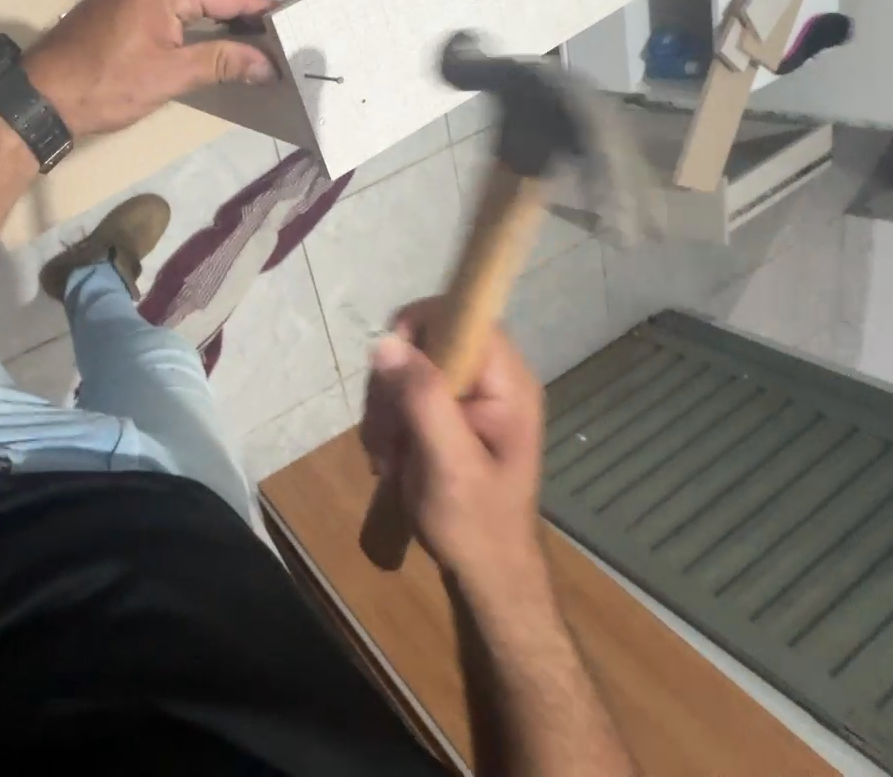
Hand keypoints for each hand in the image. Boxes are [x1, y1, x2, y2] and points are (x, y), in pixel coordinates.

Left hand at [21, 0, 276, 137]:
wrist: (42, 95)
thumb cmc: (105, 86)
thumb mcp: (169, 76)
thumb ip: (221, 62)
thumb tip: (266, 64)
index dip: (263, 11)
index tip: (290, 33)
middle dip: (247, 8)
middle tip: (274, 42)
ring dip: (224, 11)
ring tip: (250, 44)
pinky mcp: (126, 2)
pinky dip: (200, 14)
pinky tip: (212, 39)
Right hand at [361, 301, 546, 581]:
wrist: (486, 576)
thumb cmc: (475, 524)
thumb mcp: (447, 463)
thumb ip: (421, 398)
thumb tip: (386, 341)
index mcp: (507, 384)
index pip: (463, 317)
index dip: (421, 327)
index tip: (390, 369)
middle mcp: (490, 381)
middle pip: (426, 342)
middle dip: (393, 386)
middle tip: (388, 436)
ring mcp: (469, 399)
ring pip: (407, 370)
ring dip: (385, 411)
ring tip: (389, 457)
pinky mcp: (449, 416)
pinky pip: (404, 395)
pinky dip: (387, 424)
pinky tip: (391, 460)